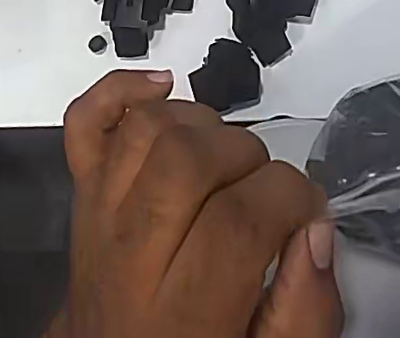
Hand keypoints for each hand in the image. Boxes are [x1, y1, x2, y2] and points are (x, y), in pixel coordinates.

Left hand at [50, 70, 339, 337]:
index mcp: (183, 311)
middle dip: (249, 156)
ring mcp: (100, 210)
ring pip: (149, 127)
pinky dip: (121, 89)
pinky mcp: (84, 186)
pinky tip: (160, 88)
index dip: (291, 195)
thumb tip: (316, 230)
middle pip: (190, 159)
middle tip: (265, 188)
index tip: (307, 207)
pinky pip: (86, 118)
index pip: (239, 217)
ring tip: (225, 156)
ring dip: (201, 124)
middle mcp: (131, 252)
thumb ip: (305, 310)